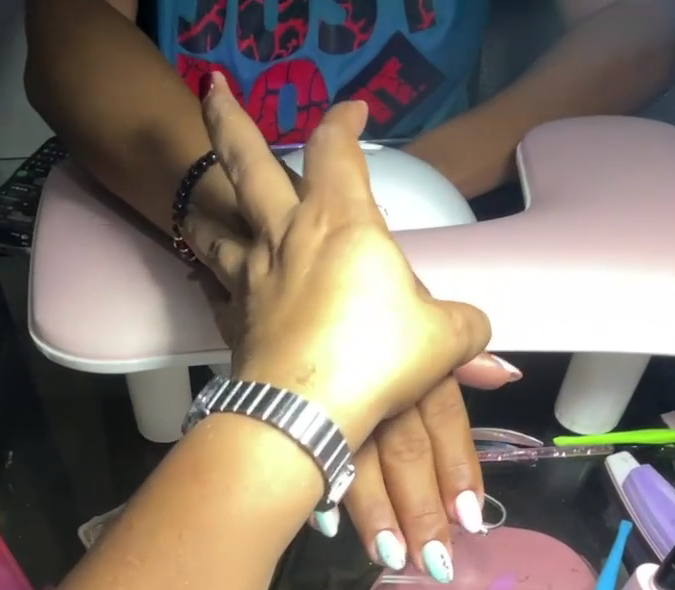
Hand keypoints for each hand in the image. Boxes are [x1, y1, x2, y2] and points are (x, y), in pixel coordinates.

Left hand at [182, 74, 489, 446]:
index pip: (335, 149)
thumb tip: (479, 335)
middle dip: (228, 121)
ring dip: (206, 215)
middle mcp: (286, 238)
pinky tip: (210, 288)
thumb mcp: (443, 340)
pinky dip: (211, 286)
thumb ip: (465, 327)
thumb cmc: (376, 360)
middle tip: (211, 90)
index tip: (354, 111)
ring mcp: (252, 280)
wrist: (304, 414)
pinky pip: (217, 294)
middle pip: (246, 165)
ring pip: (217, 232)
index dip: (344, 122)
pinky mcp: (235, 321)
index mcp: (340, 222)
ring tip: (195, 210)